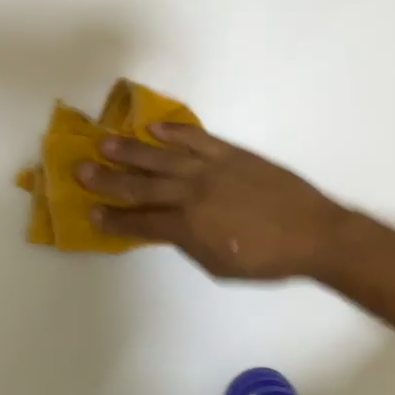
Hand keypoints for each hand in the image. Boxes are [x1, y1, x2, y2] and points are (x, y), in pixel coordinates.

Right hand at [78, 124, 350, 279]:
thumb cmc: (267, 259)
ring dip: (131, 150)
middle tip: (80, 171)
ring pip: (163, 157)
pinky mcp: (232, 154)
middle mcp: (193, 194)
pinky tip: (153, 129)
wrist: (314, 233)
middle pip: (142, 185)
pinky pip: (196, 139)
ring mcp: (212, 169)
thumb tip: (170, 228)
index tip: (91, 214)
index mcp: (189, 227)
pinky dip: (174, 133)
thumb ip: (189, 244)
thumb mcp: (219, 265)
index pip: (141, 223)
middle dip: (109, 180)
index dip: (115, 220)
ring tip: (104, 143)